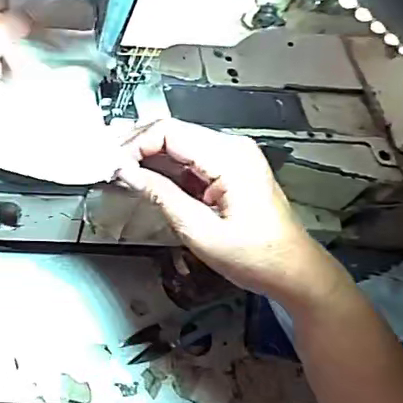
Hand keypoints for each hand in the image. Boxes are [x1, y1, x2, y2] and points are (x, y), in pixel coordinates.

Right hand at [115, 119, 344, 299]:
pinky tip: (144, 177)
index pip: (169, 132)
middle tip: (109, 164)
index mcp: (230, 158)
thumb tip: (128, 174)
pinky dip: (164, 166)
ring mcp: (232, 157)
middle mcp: (233, 148)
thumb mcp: (199, 231)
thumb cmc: (259, 256)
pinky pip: (188, 158)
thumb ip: (161, 196)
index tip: (114, 164)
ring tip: (120, 171)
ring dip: (147, 156)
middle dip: (136, 146)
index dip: (135, 145)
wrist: (293, 271)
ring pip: (177, 143)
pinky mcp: (228, 169)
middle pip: (171, 131)